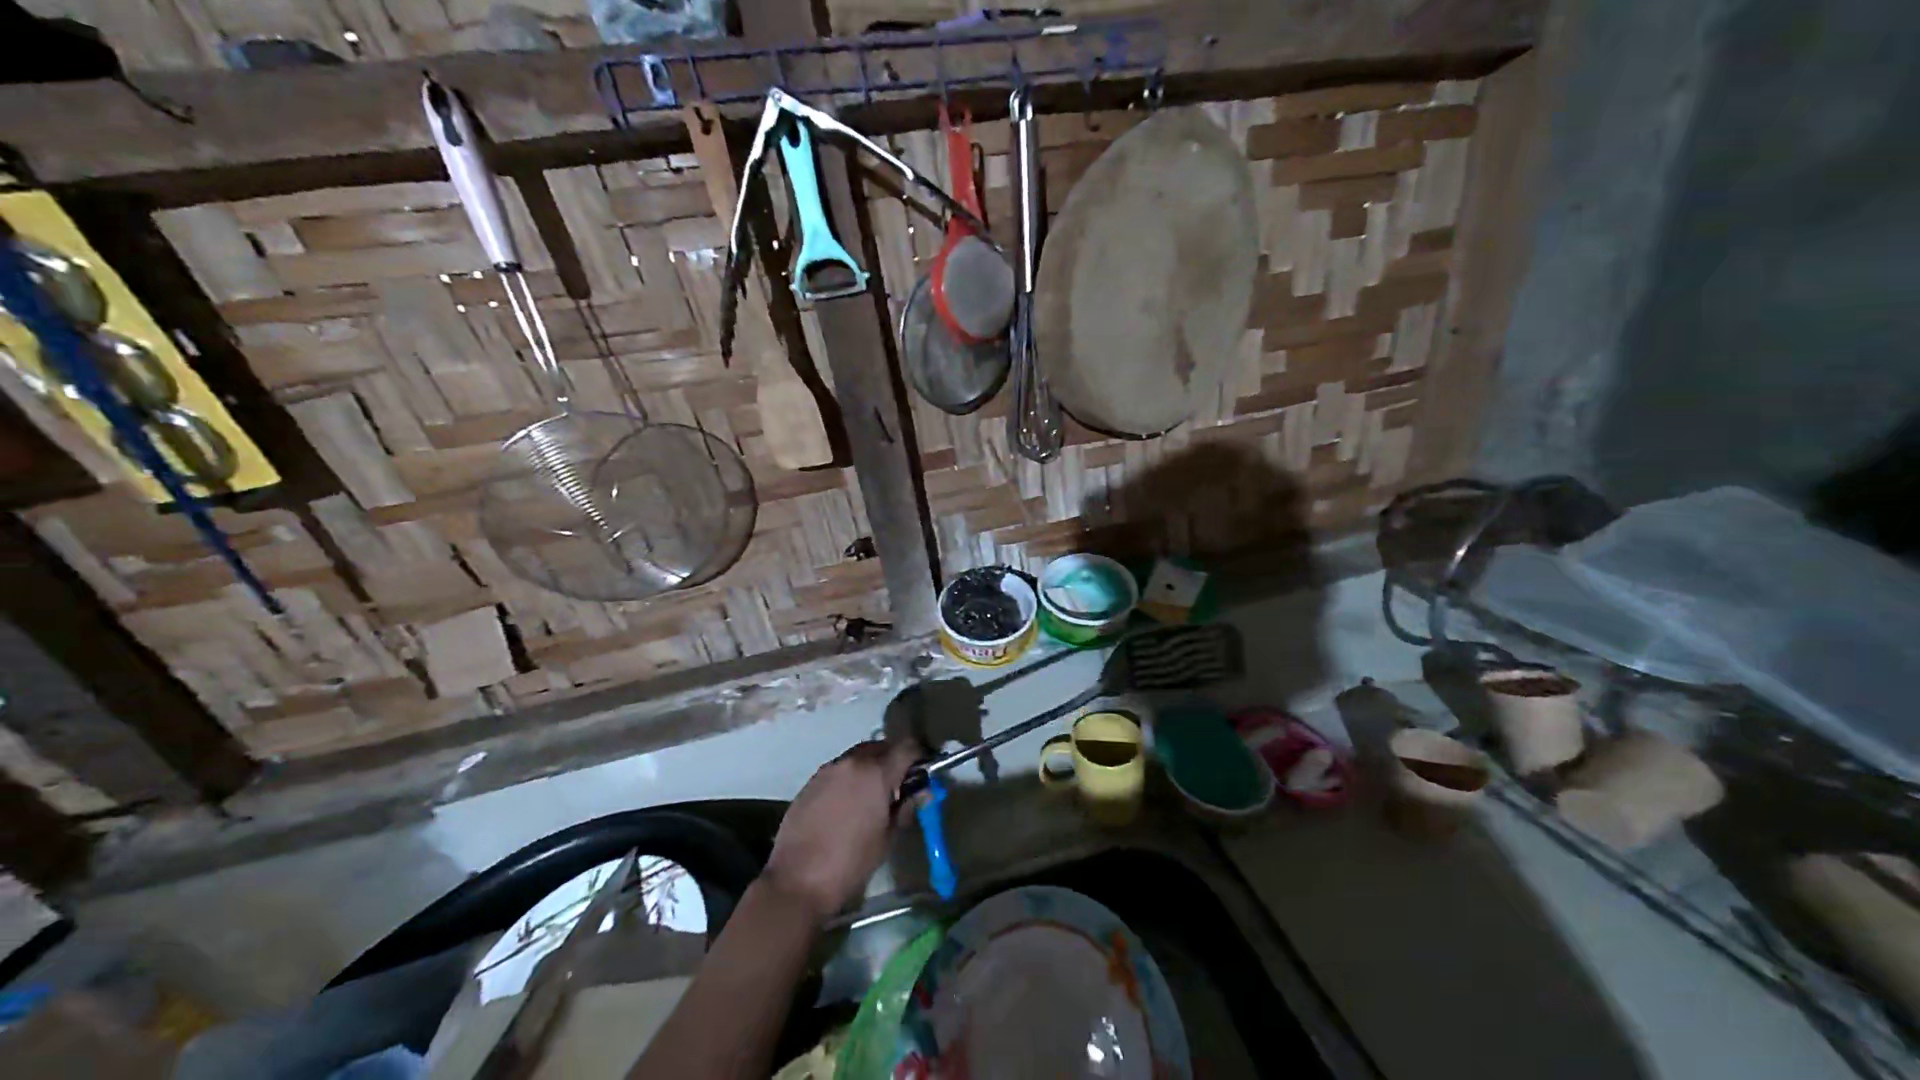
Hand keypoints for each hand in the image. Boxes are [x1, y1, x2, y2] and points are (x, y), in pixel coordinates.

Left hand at [762, 739, 919, 920]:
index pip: (907, 748)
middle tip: (901, 785)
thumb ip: (906, 807)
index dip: (919, 757)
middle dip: (894, 760)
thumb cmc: (851, 862)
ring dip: (871, 767)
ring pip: (858, 756)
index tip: (924, 773)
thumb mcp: (888, 837)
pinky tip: (849, 803)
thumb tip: (922, 791)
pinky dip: (850, 777)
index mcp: (875, 772)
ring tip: (874, 795)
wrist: (798, 880)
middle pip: (881, 747)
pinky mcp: (811, 781)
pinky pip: (839, 769)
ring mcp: (828, 769)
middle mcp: (851, 762)